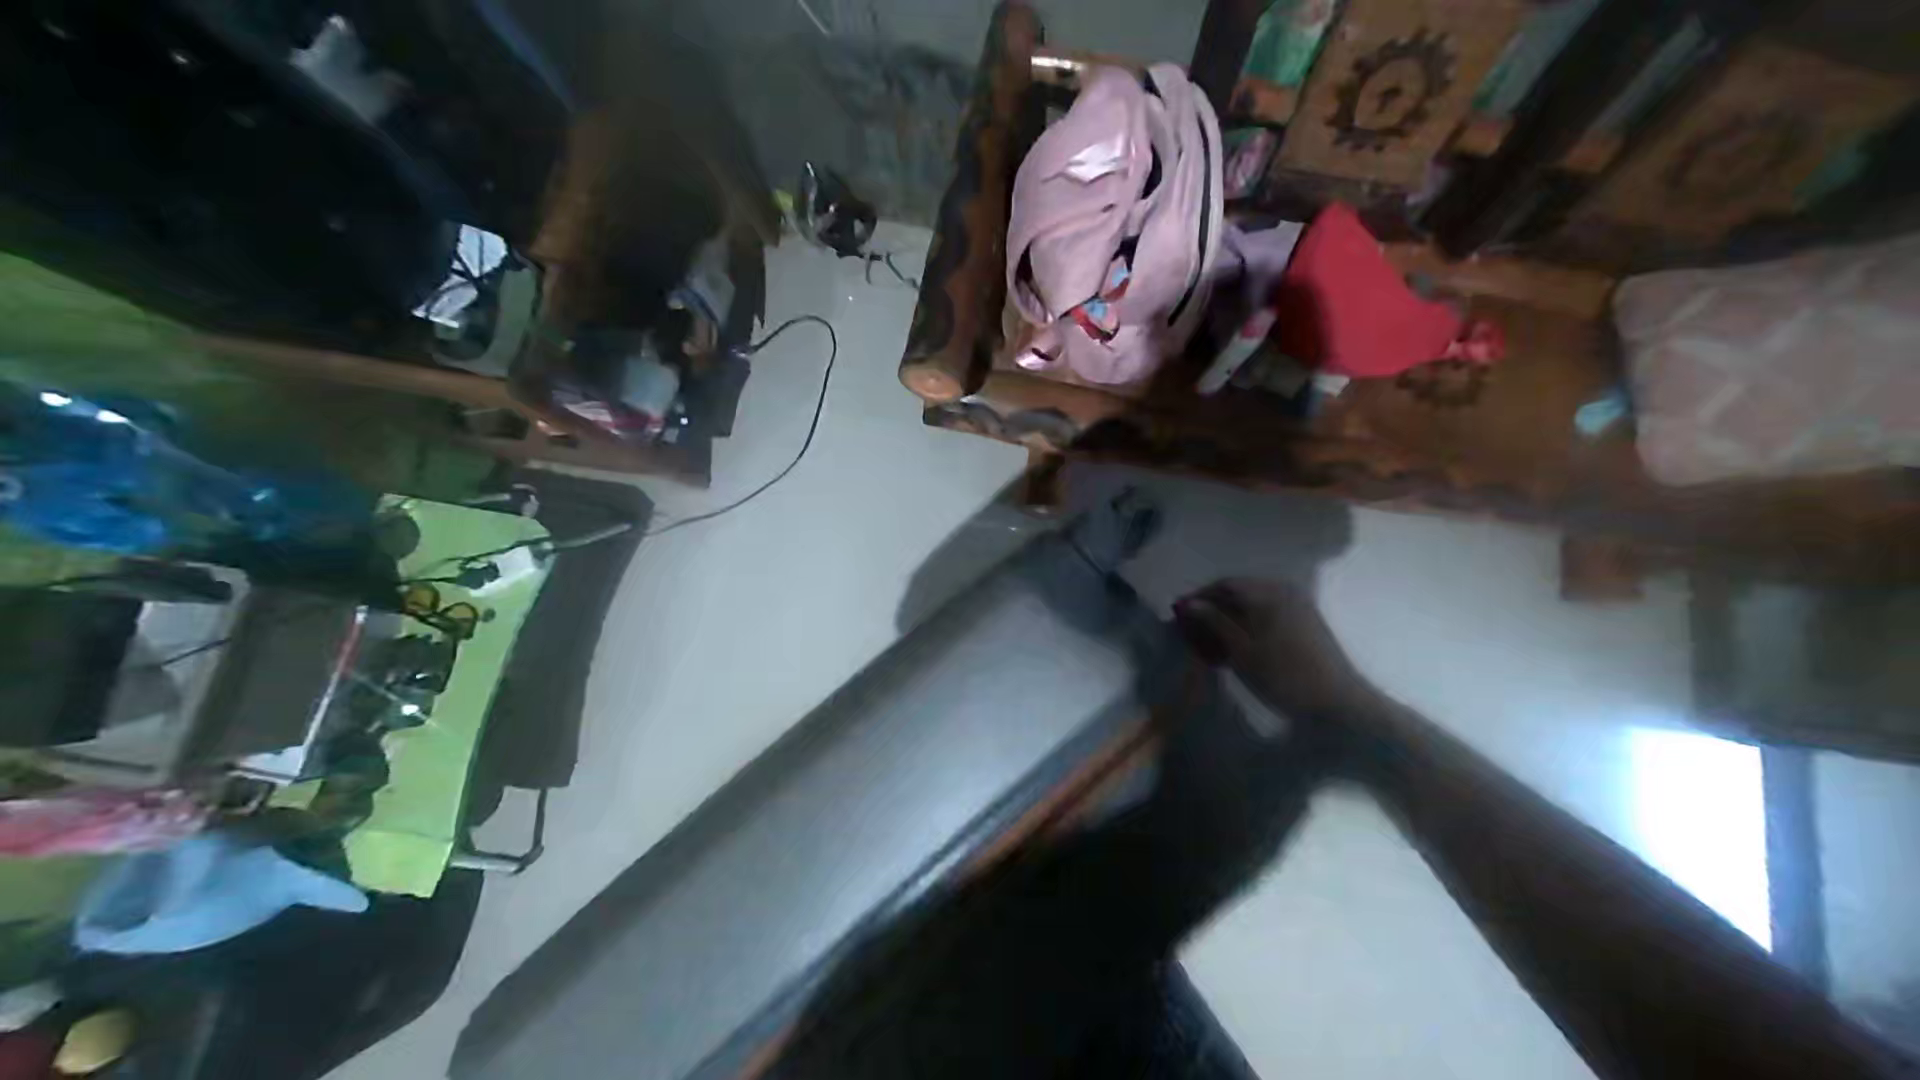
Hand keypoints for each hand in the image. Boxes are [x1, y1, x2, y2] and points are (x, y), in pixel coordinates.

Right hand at [1172, 578, 1380, 727]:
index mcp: (1268, 592)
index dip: (1198, 598)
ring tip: (1213, 643)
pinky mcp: (1307, 624)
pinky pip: (1269, 615)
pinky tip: (1239, 648)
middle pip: (1240, 592)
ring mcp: (1299, 607)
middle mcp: (1285, 591)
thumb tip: (1190, 603)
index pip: (1224, 584)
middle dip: (1213, 609)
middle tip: (1193, 631)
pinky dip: (1249, 626)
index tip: (1179, 616)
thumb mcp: (1241, 650)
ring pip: (1254, 605)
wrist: (1339, 703)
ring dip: (1230, 619)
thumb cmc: (1284, 675)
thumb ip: (1214, 622)